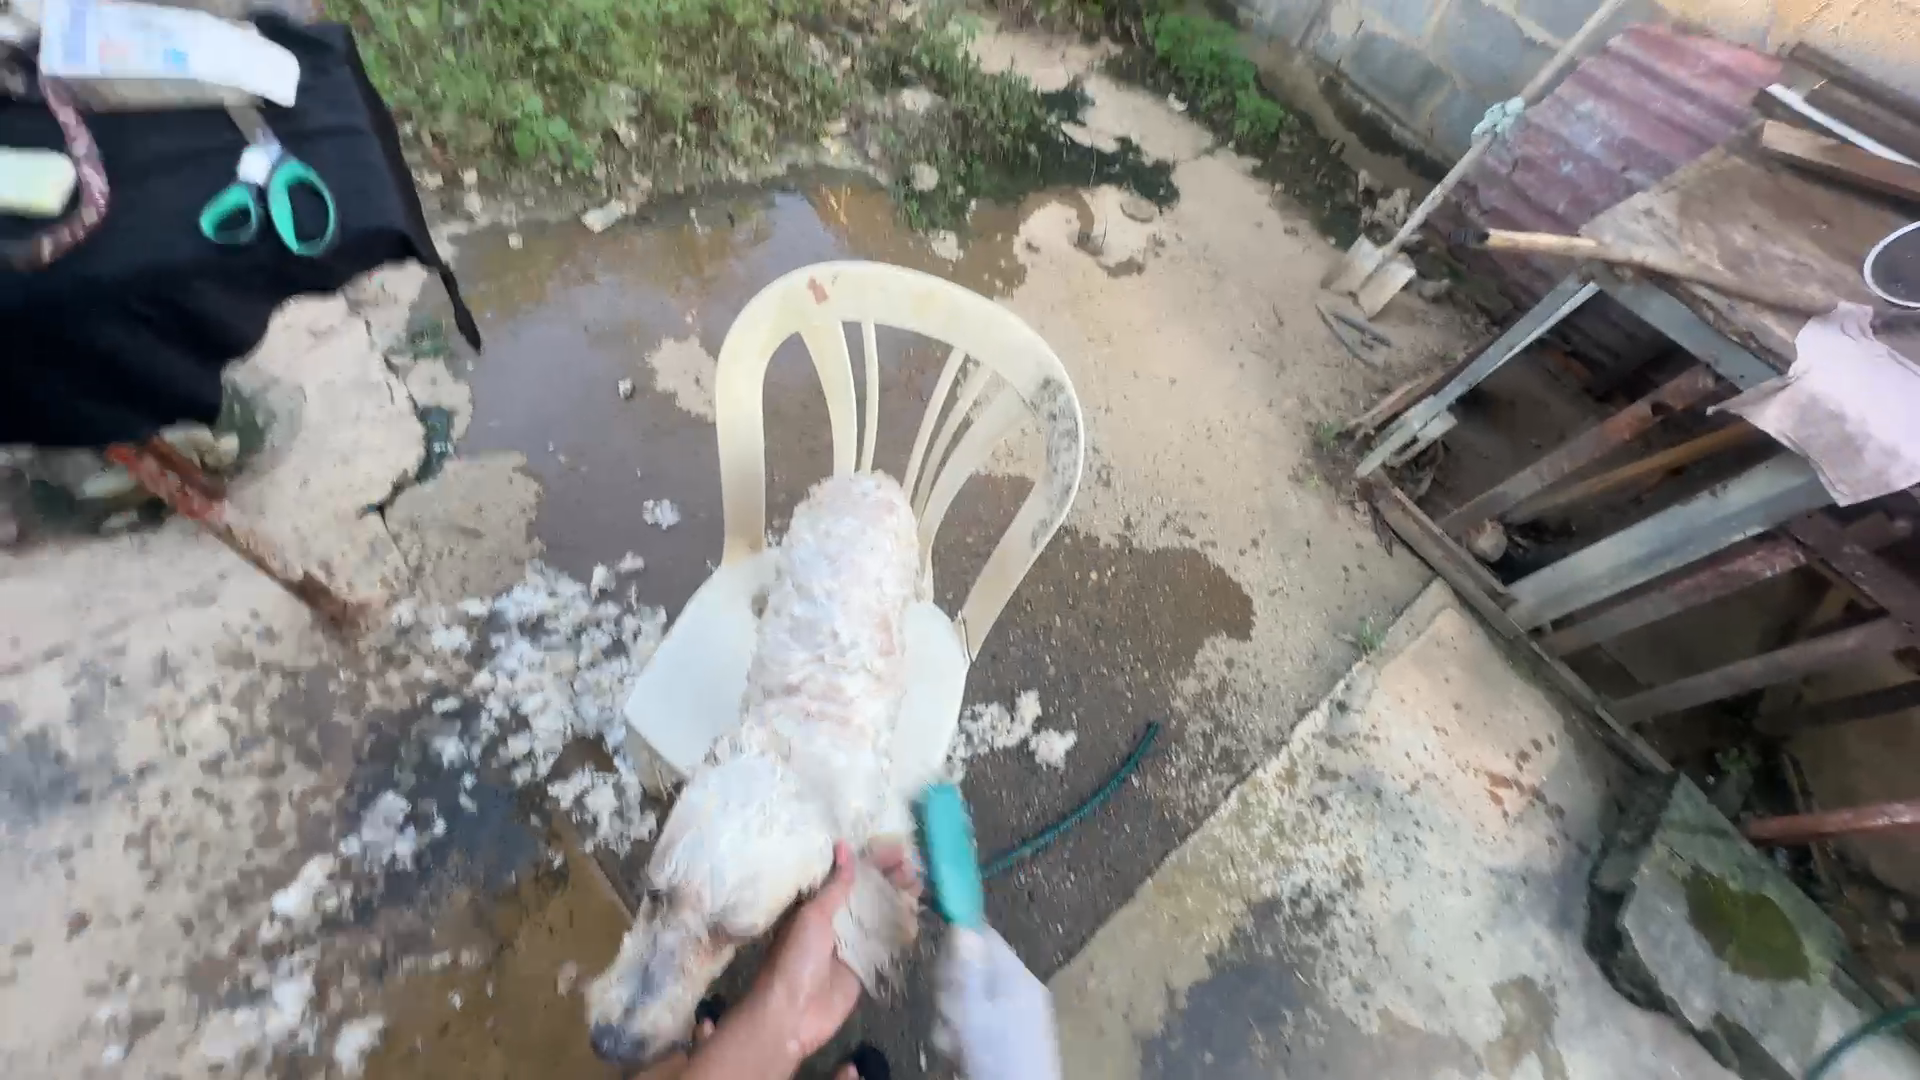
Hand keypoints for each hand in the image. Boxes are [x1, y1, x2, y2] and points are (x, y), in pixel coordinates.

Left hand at [741, 839, 922, 1063]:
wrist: (791, 1016)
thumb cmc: (796, 958)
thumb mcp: (813, 915)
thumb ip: (835, 885)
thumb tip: (844, 846)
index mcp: (821, 901)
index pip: (852, 872)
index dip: (874, 859)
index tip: (897, 848)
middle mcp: (839, 916)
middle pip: (870, 890)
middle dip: (891, 876)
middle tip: (912, 866)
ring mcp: (853, 940)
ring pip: (881, 912)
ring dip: (898, 897)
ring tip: (918, 885)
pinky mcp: (865, 963)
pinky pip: (886, 940)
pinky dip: (901, 927)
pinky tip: (915, 915)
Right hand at [938, 926, 1062, 1079]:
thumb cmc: (999, 1061)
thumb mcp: (977, 1014)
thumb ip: (967, 970)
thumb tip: (962, 924)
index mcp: (1017, 976)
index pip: (984, 937)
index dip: (957, 944)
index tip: (939, 967)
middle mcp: (1016, 991)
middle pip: (970, 969)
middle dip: (950, 992)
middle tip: (950, 1016)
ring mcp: (1012, 1018)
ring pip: (966, 1001)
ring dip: (951, 1021)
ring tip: (953, 1047)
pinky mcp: (1004, 1043)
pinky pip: (973, 1025)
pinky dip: (960, 1039)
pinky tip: (958, 1058)